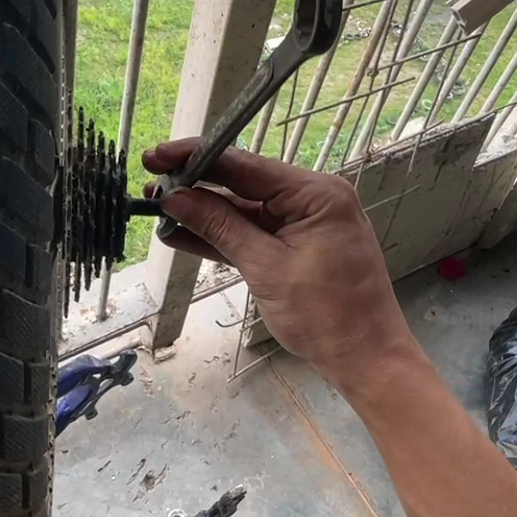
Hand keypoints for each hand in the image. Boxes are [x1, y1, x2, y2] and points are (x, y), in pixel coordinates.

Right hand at [145, 140, 419, 392]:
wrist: (366, 360)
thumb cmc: (326, 316)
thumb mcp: (266, 268)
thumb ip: (220, 227)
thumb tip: (175, 198)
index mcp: (315, 194)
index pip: (244, 165)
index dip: (196, 158)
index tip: (157, 157)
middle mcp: (311, 199)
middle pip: (242, 183)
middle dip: (195, 186)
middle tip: (149, 184)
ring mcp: (303, 223)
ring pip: (243, 210)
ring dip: (202, 213)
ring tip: (156, 208)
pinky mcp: (295, 246)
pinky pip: (252, 233)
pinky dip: (221, 235)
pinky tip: (181, 233)